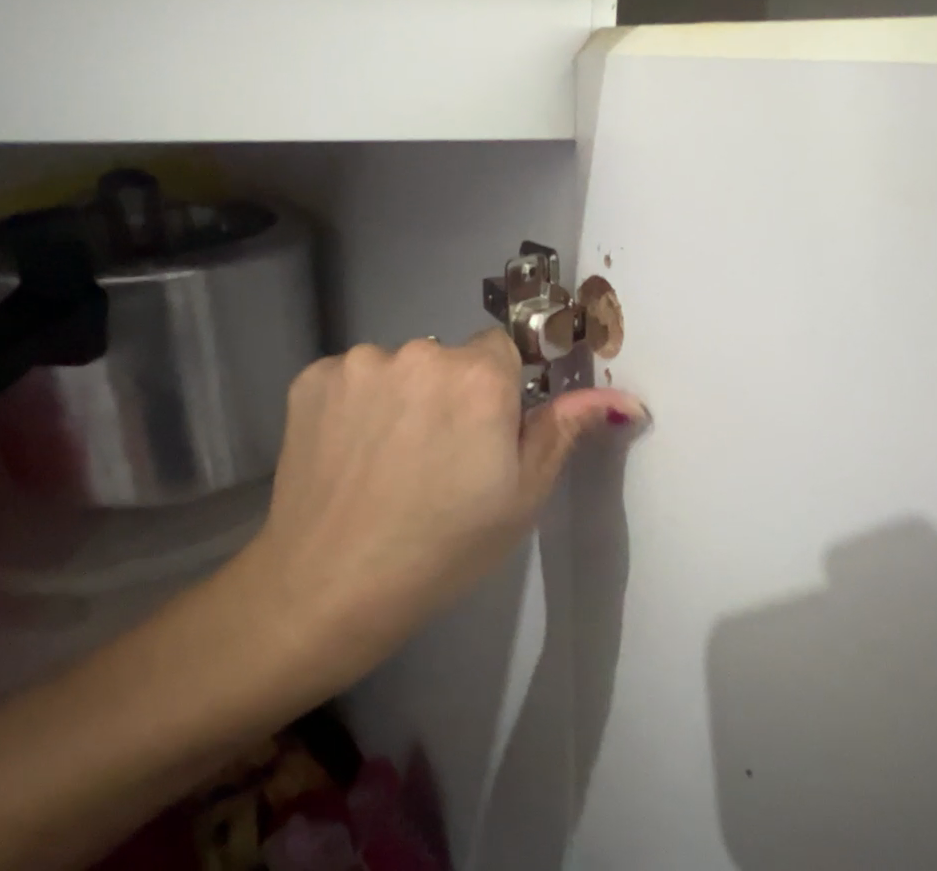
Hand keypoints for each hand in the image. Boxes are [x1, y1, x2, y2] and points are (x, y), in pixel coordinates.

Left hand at [228, 330, 643, 691]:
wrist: (330, 587)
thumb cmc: (444, 547)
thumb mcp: (522, 497)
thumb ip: (565, 430)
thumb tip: (625, 399)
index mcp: (480, 379)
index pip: (502, 350)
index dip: (498, 393)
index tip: (485, 436)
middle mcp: (420, 353)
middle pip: (449, 359)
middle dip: (451, 394)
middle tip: (438, 459)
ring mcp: (358, 364)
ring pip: (399, 368)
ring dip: (402, 397)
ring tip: (388, 462)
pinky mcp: (310, 380)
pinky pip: (351, 380)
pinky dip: (356, 406)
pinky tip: (351, 455)